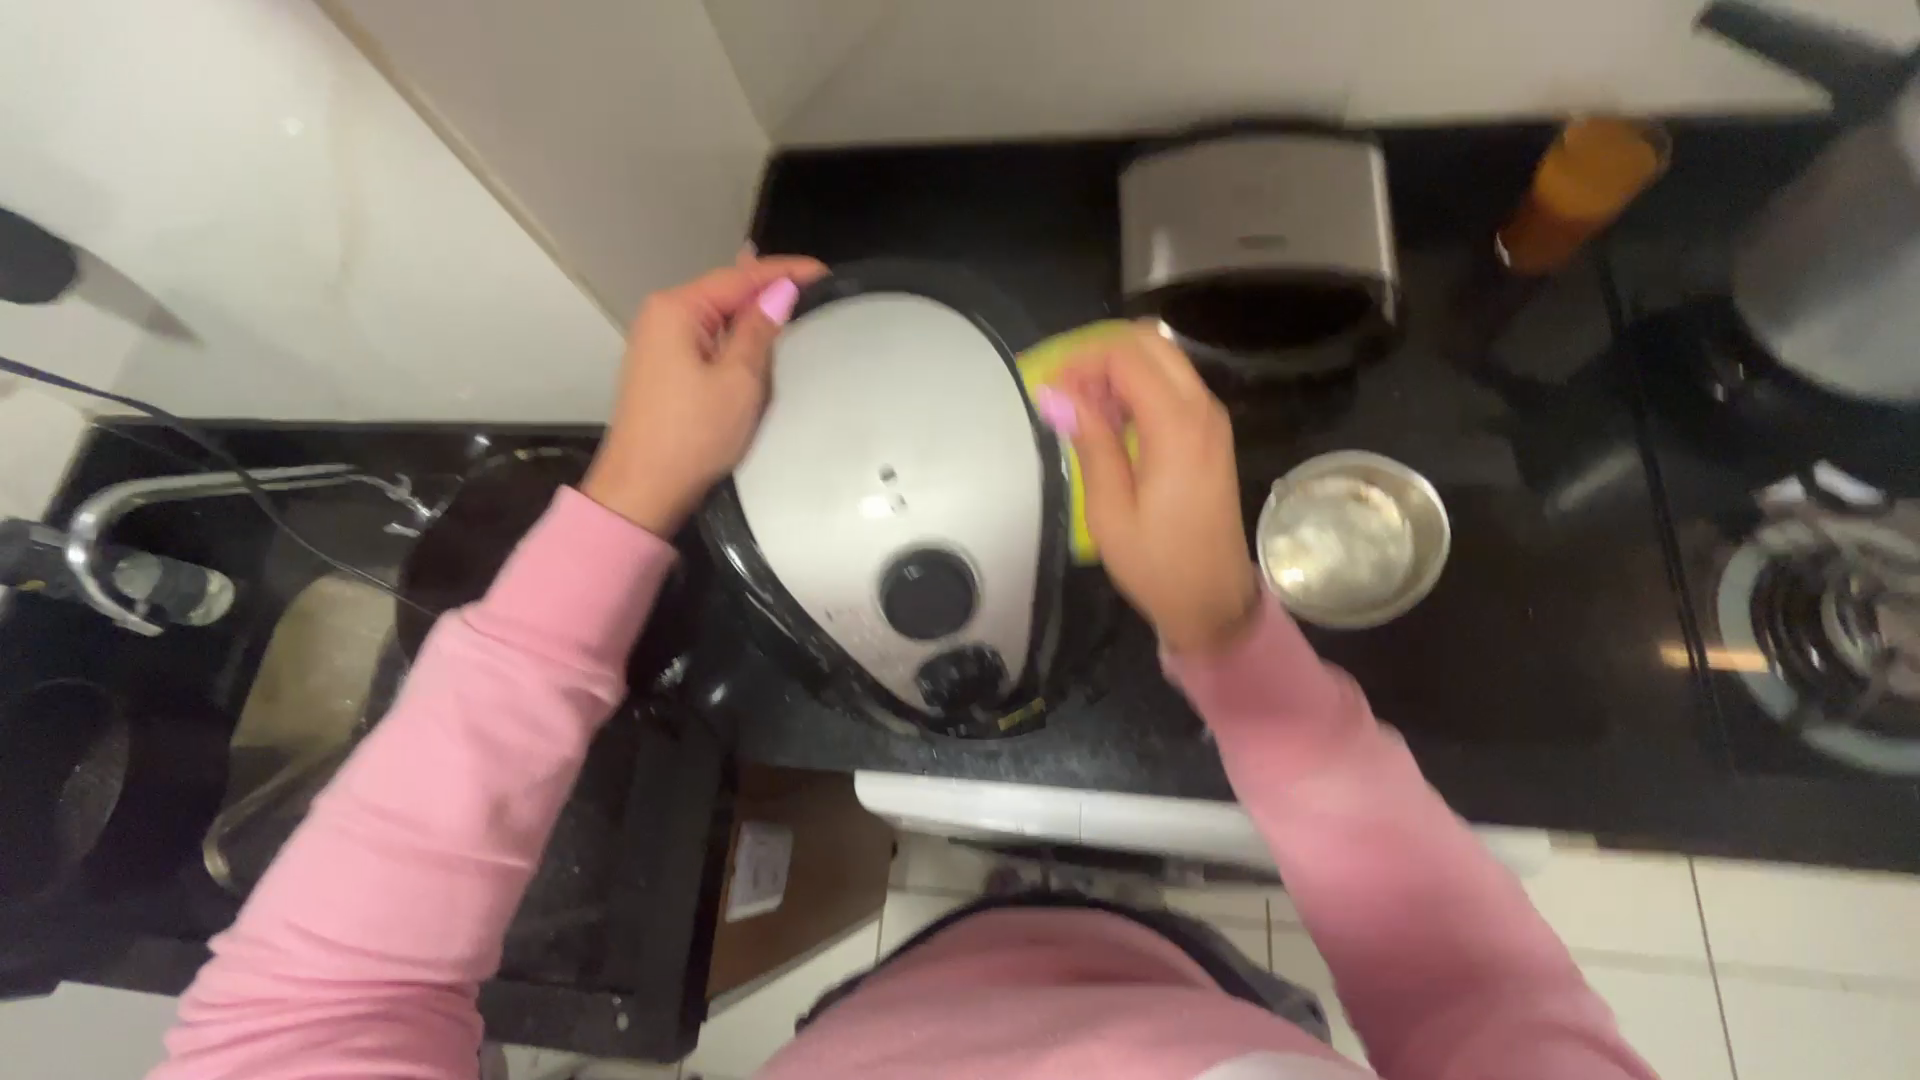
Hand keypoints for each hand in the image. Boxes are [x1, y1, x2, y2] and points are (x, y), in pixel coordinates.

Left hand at [582, 253, 828, 533]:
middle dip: (769, 288)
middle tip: (816, 292)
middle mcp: (662, 317)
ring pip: (717, 317)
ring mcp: (659, 344)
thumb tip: (781, 293)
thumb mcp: (738, 380)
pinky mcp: (663, 370)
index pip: (740, 276)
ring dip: (753, 313)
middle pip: (726, 291)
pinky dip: (736, 337)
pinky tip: (759, 340)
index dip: (784, 272)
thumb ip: (759, 331)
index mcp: (677, 310)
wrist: (644, 488)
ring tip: (797, 310)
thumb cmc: (692, 435)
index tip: (823, 271)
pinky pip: (708, 339)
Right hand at [1052, 324, 1260, 654]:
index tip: (1051, 392)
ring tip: (1083, 413)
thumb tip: (1057, 393)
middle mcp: (1202, 409)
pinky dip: (1138, 389)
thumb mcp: (1109, 510)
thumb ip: (1089, 441)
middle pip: (1150, 342)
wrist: (1213, 600)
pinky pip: (1172, 386)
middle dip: (1100, 356)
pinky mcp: (1210, 433)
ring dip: (1119, 371)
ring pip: (1162, 360)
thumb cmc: (1156, 563)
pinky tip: (1112, 424)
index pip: (1126, 356)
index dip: (1082, 362)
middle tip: (1066, 395)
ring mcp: (1211, 419)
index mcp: (1177, 427)